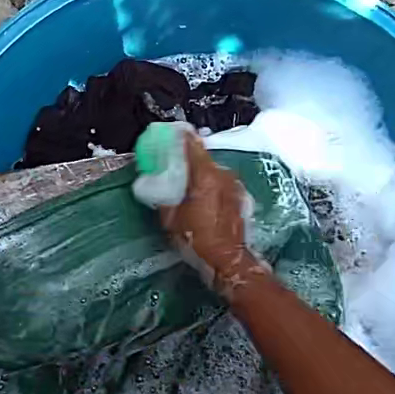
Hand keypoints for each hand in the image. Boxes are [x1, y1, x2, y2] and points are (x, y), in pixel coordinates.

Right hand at [156, 131, 270, 295]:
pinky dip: (212, 185)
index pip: (192, 145)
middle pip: (203, 158)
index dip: (181, 137)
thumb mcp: (170, 218)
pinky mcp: (241, 197)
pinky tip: (204, 198)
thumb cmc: (197, 240)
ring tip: (188, 184)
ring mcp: (235, 186)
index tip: (171, 133)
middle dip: (189, 159)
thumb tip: (153, 179)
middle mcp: (223, 175)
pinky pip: (223, 184)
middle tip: (174, 163)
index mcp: (205, 176)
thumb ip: (162, 194)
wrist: (229, 261)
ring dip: (201, 174)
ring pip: (214, 171)